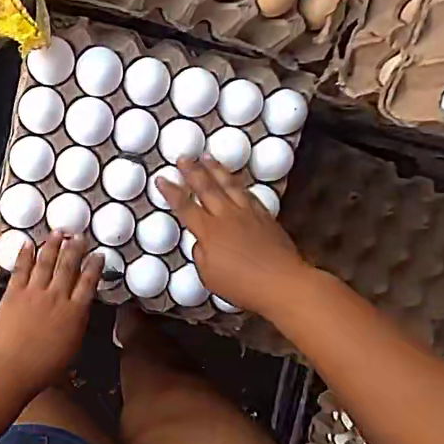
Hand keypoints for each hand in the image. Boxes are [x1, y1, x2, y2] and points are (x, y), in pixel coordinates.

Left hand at [0, 231, 101, 394]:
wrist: (12, 366)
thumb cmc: (42, 366)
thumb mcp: (71, 346)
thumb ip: (76, 324)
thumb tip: (79, 312)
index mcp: (75, 312)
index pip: (89, 282)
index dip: (95, 266)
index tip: (98, 256)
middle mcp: (57, 297)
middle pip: (69, 265)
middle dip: (76, 248)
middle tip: (79, 236)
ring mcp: (35, 292)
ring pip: (47, 261)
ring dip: (53, 245)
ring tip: (58, 232)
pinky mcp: (15, 293)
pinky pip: (22, 268)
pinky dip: (26, 255)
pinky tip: (28, 244)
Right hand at [157, 156, 312, 317]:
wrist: (281, 281)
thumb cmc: (244, 285)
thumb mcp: (209, 276)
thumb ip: (200, 255)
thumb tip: (201, 243)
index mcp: (209, 231)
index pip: (185, 207)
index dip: (171, 192)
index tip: (162, 179)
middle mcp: (227, 217)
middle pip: (206, 188)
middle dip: (192, 171)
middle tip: (183, 158)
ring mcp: (248, 213)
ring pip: (228, 184)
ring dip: (216, 170)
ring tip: (207, 158)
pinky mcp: (265, 216)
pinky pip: (248, 193)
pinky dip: (239, 183)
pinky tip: (236, 180)